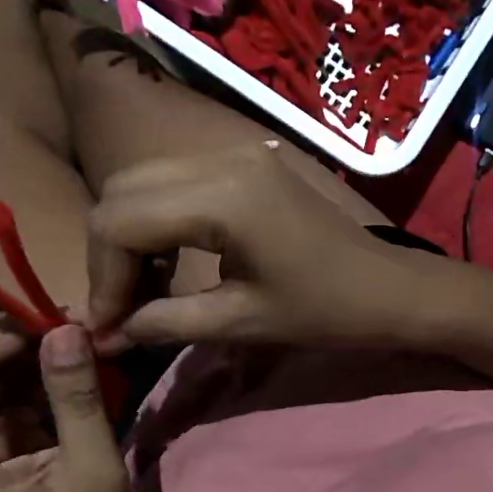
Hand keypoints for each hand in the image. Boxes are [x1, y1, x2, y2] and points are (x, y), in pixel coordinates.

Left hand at [0, 320, 131, 491]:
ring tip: (88, 340)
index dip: (10, 332)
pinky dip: (45, 378)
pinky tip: (80, 367)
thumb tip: (69, 327)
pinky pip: (13, 395)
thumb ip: (76, 395)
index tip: (67, 315)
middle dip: (28, 340)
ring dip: (39, 356)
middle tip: (85, 323)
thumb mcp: (89, 463)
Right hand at [86, 143, 430, 348]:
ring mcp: (237, 154)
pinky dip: (161, 221)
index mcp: (221, 196)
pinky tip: (173, 261)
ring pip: (145, 183)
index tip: (108, 327)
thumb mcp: (241, 322)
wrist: (389, 288)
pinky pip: (178, 183)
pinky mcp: (249, 163)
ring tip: (146, 292)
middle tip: (123, 310)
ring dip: (132, 237)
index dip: (102, 278)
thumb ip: (164, 323)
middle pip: (122, 193)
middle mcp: (221, 159)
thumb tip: (103, 337)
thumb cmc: (326, 311)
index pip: (118, 222)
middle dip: (111, 255)